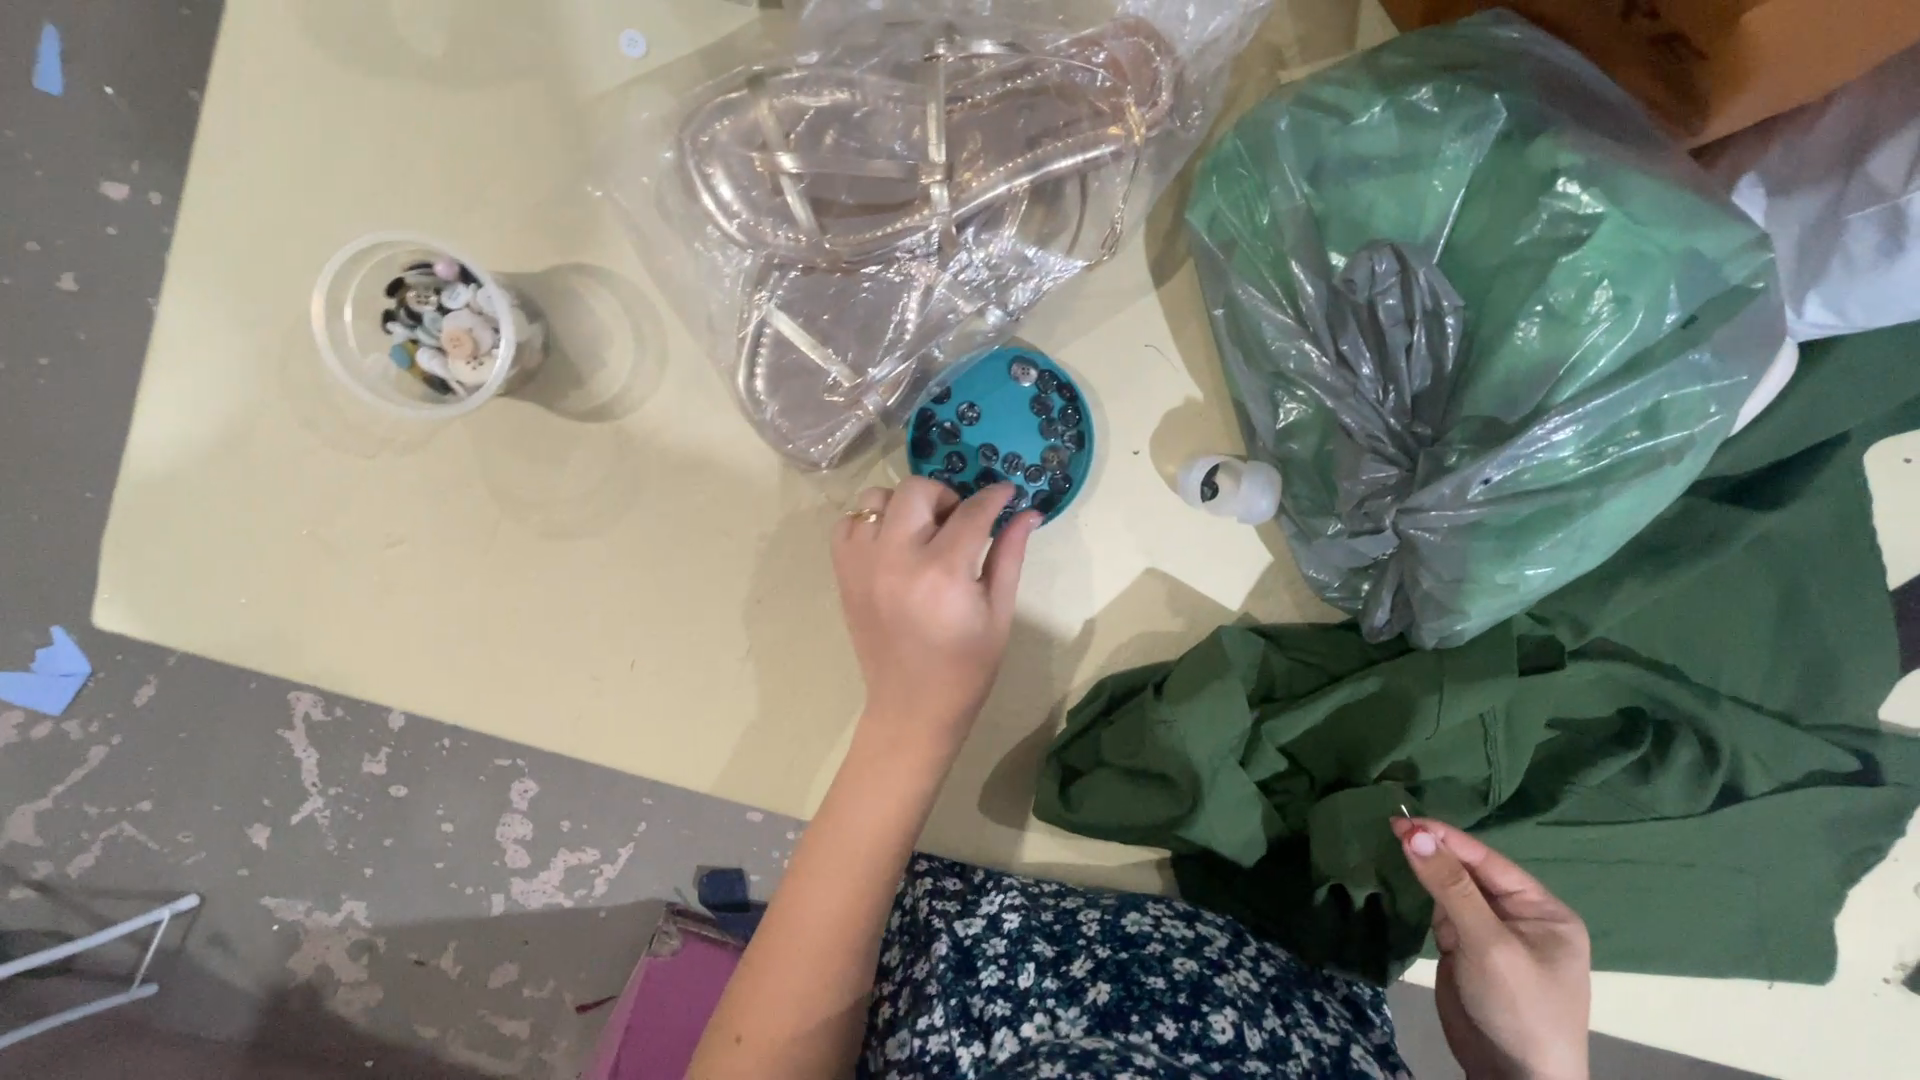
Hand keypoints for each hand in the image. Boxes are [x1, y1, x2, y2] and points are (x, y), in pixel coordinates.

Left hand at [832, 479, 1039, 757]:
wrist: (912, 707)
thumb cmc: (966, 667)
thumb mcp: (999, 612)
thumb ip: (1010, 556)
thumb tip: (1029, 512)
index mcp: (943, 573)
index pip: (972, 512)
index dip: (994, 497)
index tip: (1006, 492)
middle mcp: (896, 559)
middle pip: (917, 490)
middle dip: (946, 495)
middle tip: (960, 520)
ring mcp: (862, 564)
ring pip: (876, 498)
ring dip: (905, 505)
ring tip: (923, 533)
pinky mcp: (843, 574)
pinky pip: (848, 523)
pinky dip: (870, 522)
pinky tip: (892, 544)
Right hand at [1393, 817, 1591, 1079]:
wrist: (1512, 1079)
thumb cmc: (1518, 1007)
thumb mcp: (1487, 943)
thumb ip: (1450, 886)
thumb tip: (1413, 832)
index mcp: (1543, 910)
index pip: (1488, 861)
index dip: (1445, 838)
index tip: (1401, 819)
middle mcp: (1521, 917)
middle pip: (1468, 872)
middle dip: (1433, 854)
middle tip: (1389, 829)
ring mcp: (1492, 935)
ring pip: (1450, 891)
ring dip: (1425, 876)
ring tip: (1393, 853)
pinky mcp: (1467, 951)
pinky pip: (1442, 914)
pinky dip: (1424, 903)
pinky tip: (1406, 891)